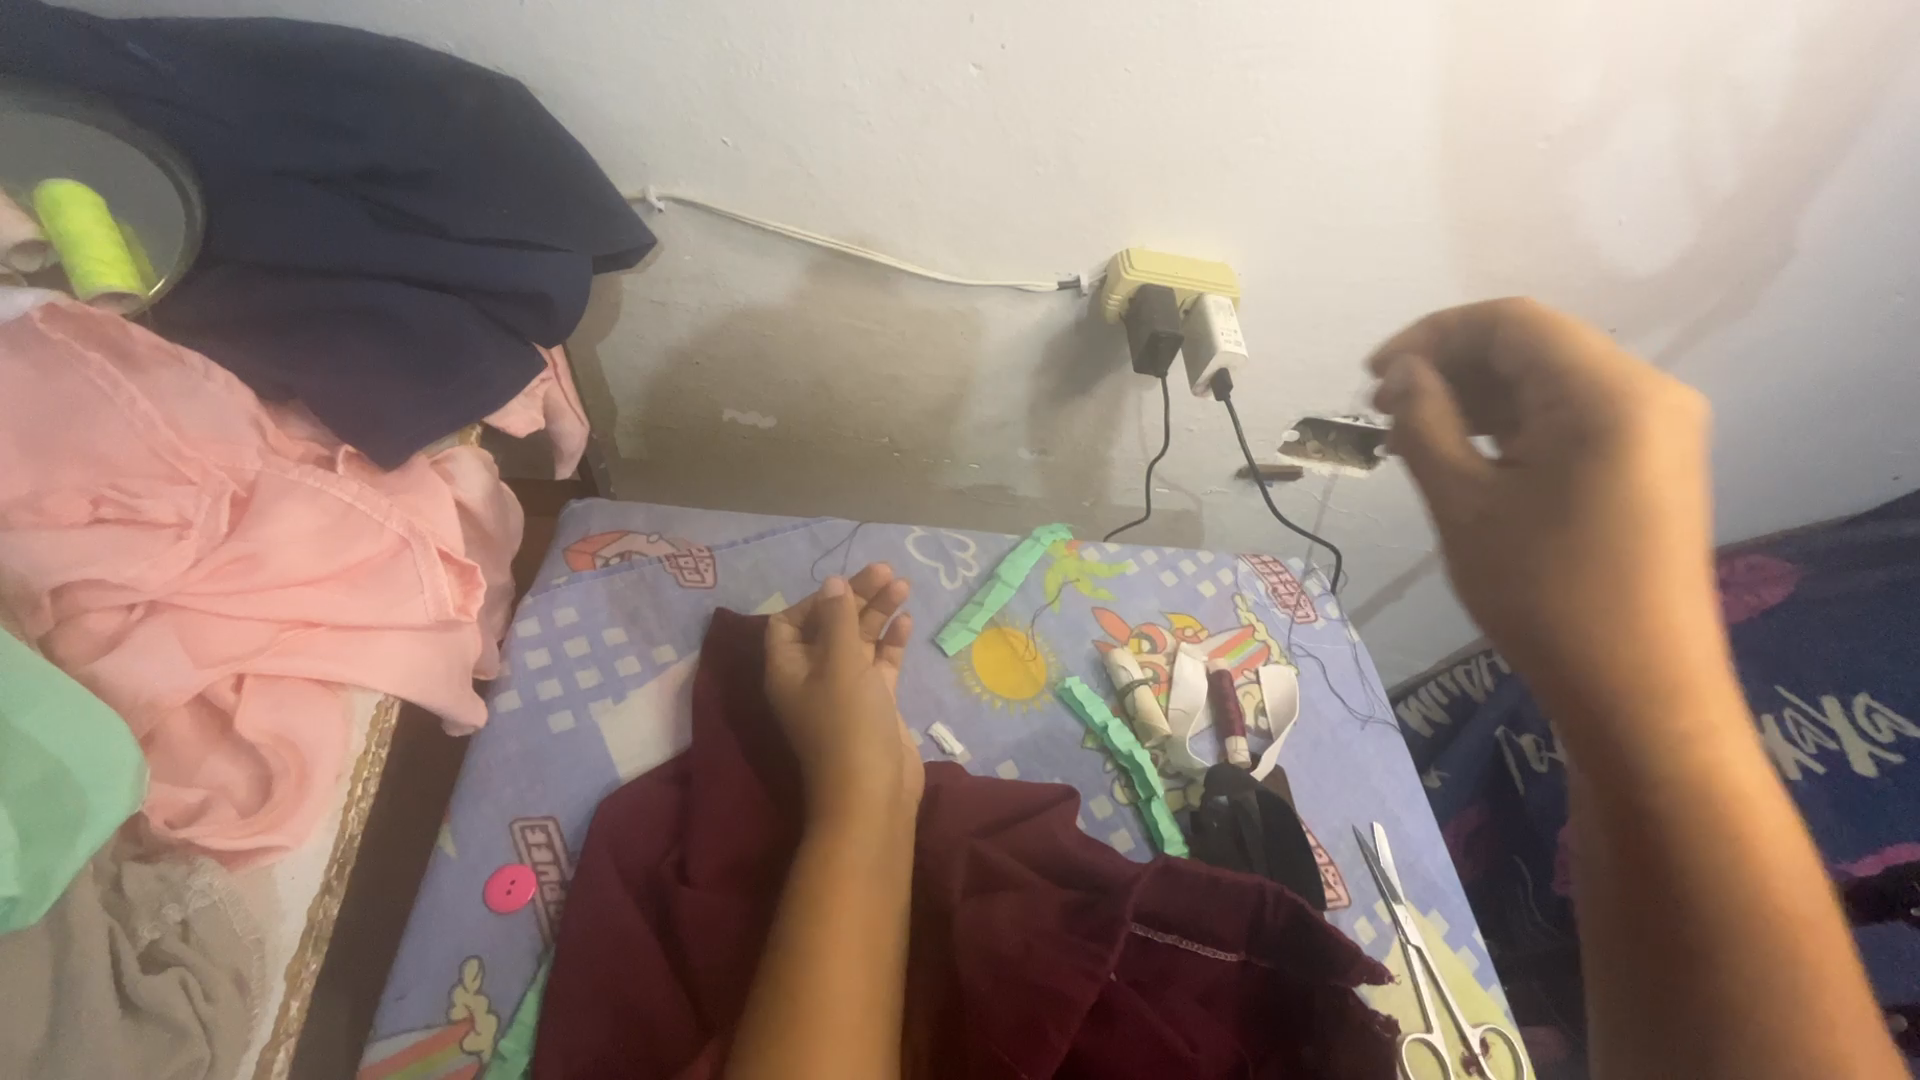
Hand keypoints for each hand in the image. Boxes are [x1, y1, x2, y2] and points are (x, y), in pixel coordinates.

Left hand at [765, 563, 921, 828]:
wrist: (873, 793)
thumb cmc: (847, 724)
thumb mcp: (840, 665)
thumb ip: (837, 620)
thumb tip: (833, 584)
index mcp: (789, 668)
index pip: (790, 622)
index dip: (815, 601)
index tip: (844, 587)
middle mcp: (813, 676)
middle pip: (830, 625)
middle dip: (856, 597)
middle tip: (887, 571)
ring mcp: (845, 690)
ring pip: (859, 641)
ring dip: (878, 614)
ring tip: (904, 586)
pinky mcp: (875, 702)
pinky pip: (880, 663)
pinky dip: (891, 642)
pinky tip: (907, 621)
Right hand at [1367, 298, 1726, 712]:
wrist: (1634, 682)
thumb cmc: (1540, 590)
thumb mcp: (1463, 502)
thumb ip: (1426, 422)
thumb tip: (1402, 374)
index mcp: (1606, 393)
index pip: (1510, 321)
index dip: (1430, 335)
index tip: (1371, 374)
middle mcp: (1644, 392)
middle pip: (1531, 345)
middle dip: (1448, 366)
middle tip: (1381, 408)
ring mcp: (1652, 428)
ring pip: (1546, 381)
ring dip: (1473, 396)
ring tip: (1408, 435)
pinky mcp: (1645, 461)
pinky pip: (1566, 417)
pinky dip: (1507, 424)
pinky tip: (1459, 453)